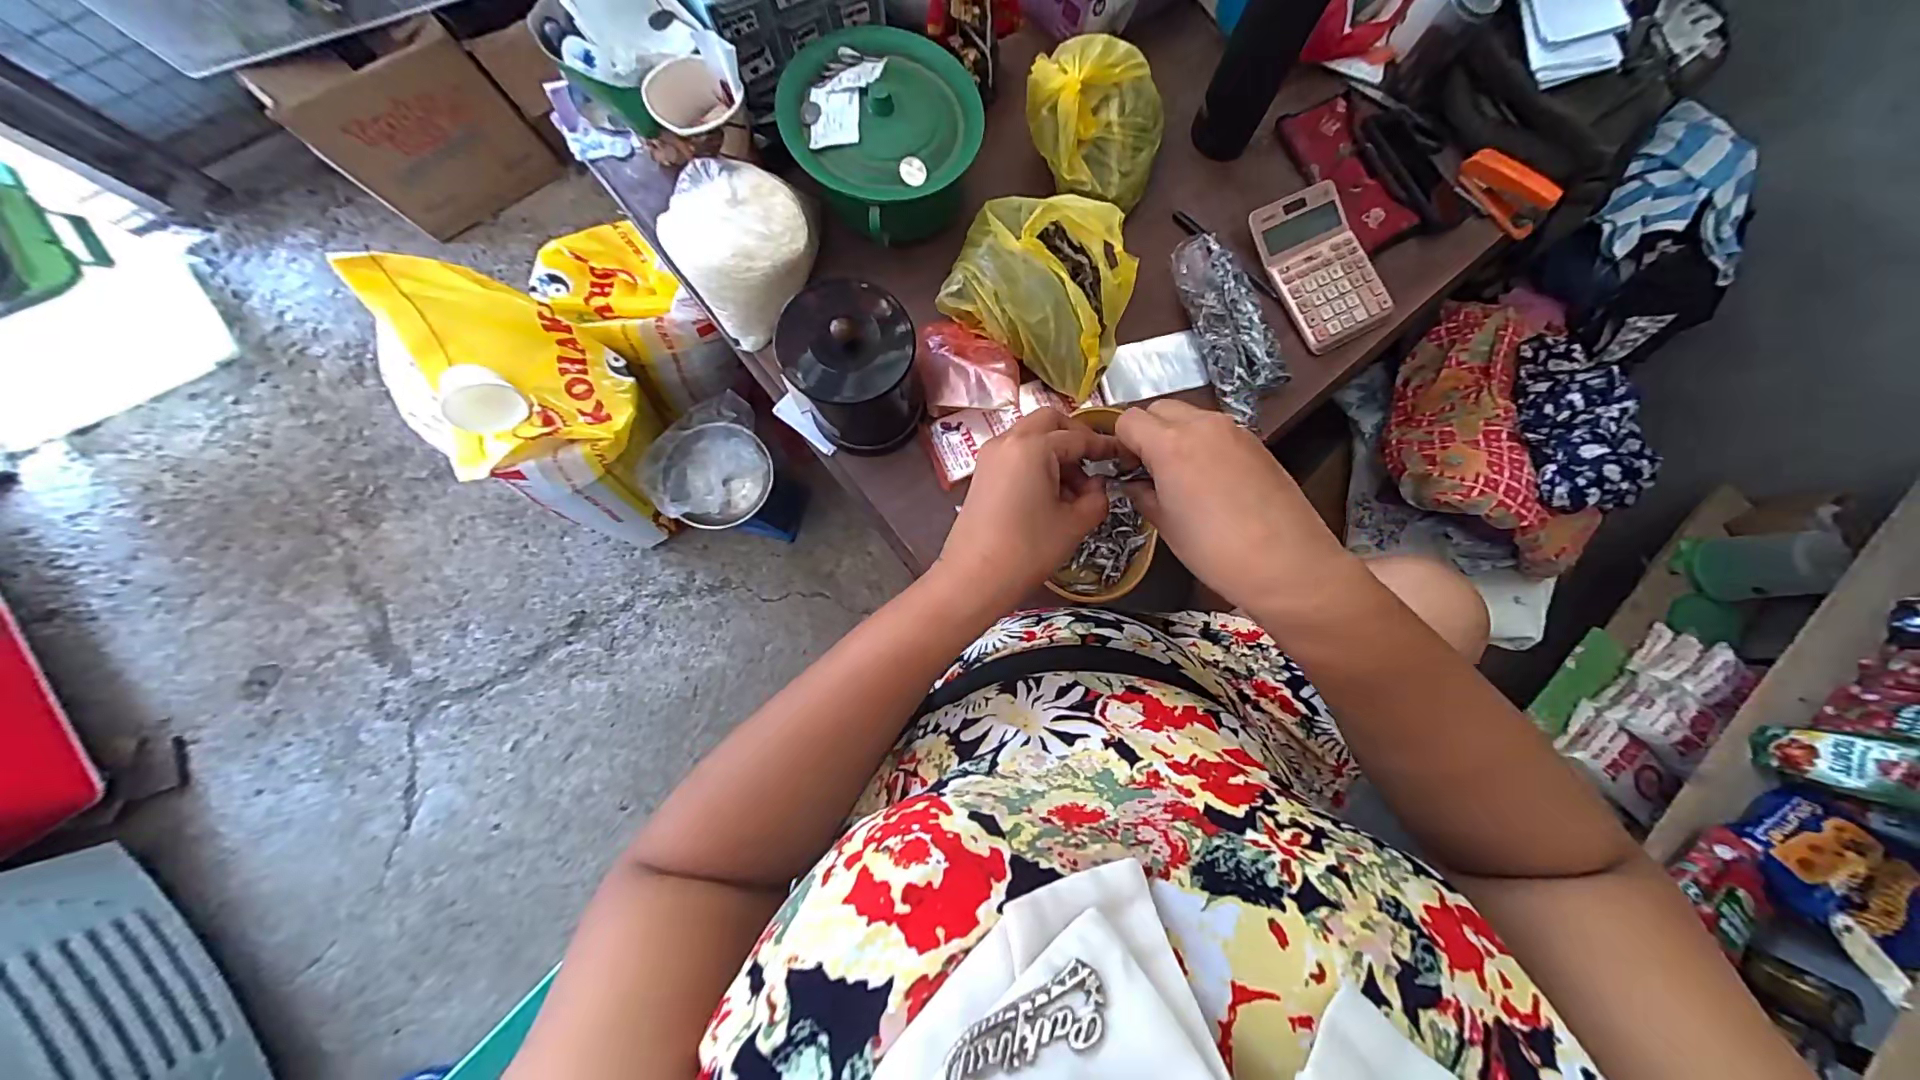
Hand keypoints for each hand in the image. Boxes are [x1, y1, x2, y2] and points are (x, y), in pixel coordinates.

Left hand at [934, 409, 1120, 605]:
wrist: (973, 579)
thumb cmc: (1026, 551)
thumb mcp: (1075, 524)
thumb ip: (1096, 497)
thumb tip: (1097, 486)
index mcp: (1032, 446)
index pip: (1078, 437)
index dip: (1104, 446)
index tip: (1121, 454)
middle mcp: (1007, 441)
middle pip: (1049, 422)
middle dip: (1075, 437)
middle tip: (1094, 464)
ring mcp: (989, 457)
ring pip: (1030, 437)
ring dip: (1055, 452)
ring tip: (1073, 490)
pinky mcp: (981, 474)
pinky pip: (1015, 455)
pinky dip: (1035, 463)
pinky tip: (1049, 496)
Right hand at [1114, 400, 1357, 612]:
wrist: (1287, 564)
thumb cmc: (1218, 550)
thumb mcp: (1165, 524)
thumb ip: (1142, 493)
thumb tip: (1133, 483)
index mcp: (1171, 444)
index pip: (1129, 420)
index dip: (1120, 443)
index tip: (1123, 468)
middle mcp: (1203, 426)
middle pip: (1159, 409)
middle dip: (1146, 432)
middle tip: (1146, 469)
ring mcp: (1234, 431)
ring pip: (1190, 416)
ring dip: (1175, 436)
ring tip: (1178, 477)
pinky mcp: (1256, 443)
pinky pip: (1216, 431)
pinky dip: (1202, 444)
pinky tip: (1206, 482)